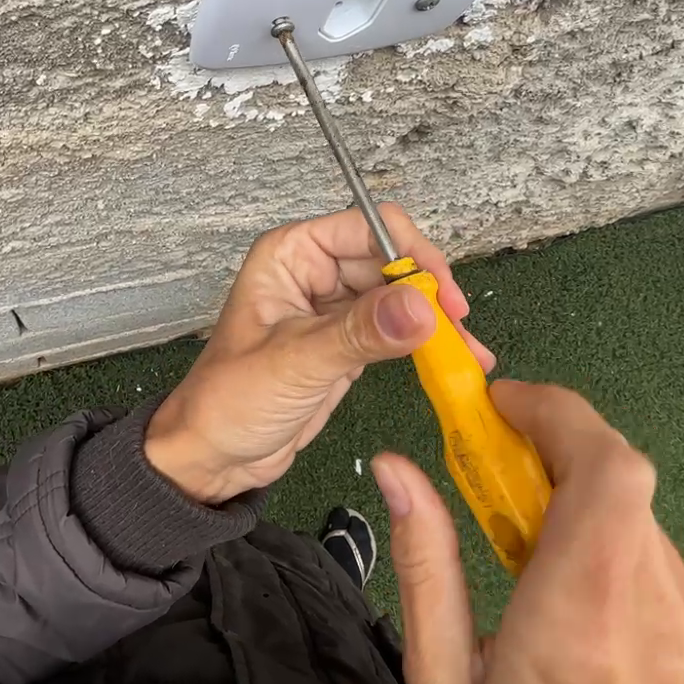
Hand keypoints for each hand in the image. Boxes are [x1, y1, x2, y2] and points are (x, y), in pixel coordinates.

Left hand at [144, 204, 490, 505]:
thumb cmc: (230, 400)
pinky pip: (394, 328)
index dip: (410, 253)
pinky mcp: (347, 340)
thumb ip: (358, 332)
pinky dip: (423, 342)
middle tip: (462, 334)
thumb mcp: (295, 362)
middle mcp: (313, 270)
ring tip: (469, 352)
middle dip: (429, 290)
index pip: (366, 227)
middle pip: (389, 259)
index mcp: (291, 254)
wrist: (214, 455)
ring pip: (398, 294)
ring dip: (433, 318)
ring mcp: (332, 306)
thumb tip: (422, 305)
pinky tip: (451, 360)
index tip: (443, 296)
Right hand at [371, 381, 683, 683]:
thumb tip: (395, 465)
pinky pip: (676, 587)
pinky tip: (592, 629)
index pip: (607, 467)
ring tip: (541, 578)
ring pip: (646, 537)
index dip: (557, 412)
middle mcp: (676, 633)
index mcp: (586, 626)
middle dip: (555, 469)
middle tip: (500, 488)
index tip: (501, 404)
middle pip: (621, 493)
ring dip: (588, 526)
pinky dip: (623, 574)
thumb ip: (426, 563)